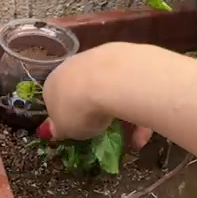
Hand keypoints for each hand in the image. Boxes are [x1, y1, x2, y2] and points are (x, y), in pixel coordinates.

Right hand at [35, 43, 152, 148]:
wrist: (109, 80)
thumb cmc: (78, 108)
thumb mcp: (64, 128)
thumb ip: (61, 128)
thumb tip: (57, 129)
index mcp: (53, 83)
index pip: (57, 100)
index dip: (68, 117)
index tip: (80, 131)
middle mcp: (74, 67)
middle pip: (83, 91)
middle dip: (95, 112)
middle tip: (105, 131)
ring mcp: (100, 59)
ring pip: (110, 90)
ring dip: (120, 114)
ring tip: (133, 139)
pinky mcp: (126, 58)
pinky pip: (130, 89)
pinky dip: (135, 109)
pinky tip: (143, 132)